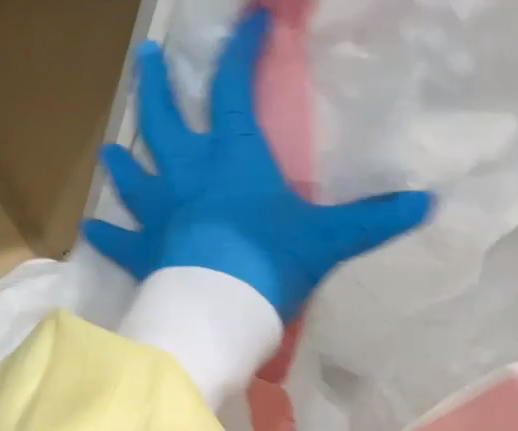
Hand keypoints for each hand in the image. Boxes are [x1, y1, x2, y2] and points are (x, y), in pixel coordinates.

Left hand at [84, 7, 432, 321]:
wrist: (217, 315)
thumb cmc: (269, 266)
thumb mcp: (326, 240)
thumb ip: (371, 221)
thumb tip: (426, 205)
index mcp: (234, 157)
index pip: (235, 89)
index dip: (241, 51)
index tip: (248, 21)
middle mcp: (188, 176)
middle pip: (165, 121)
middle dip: (157, 86)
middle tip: (146, 60)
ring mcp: (160, 215)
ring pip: (134, 178)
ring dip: (122, 163)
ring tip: (109, 150)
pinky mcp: (143, 254)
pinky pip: (120, 241)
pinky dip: (107, 235)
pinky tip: (91, 228)